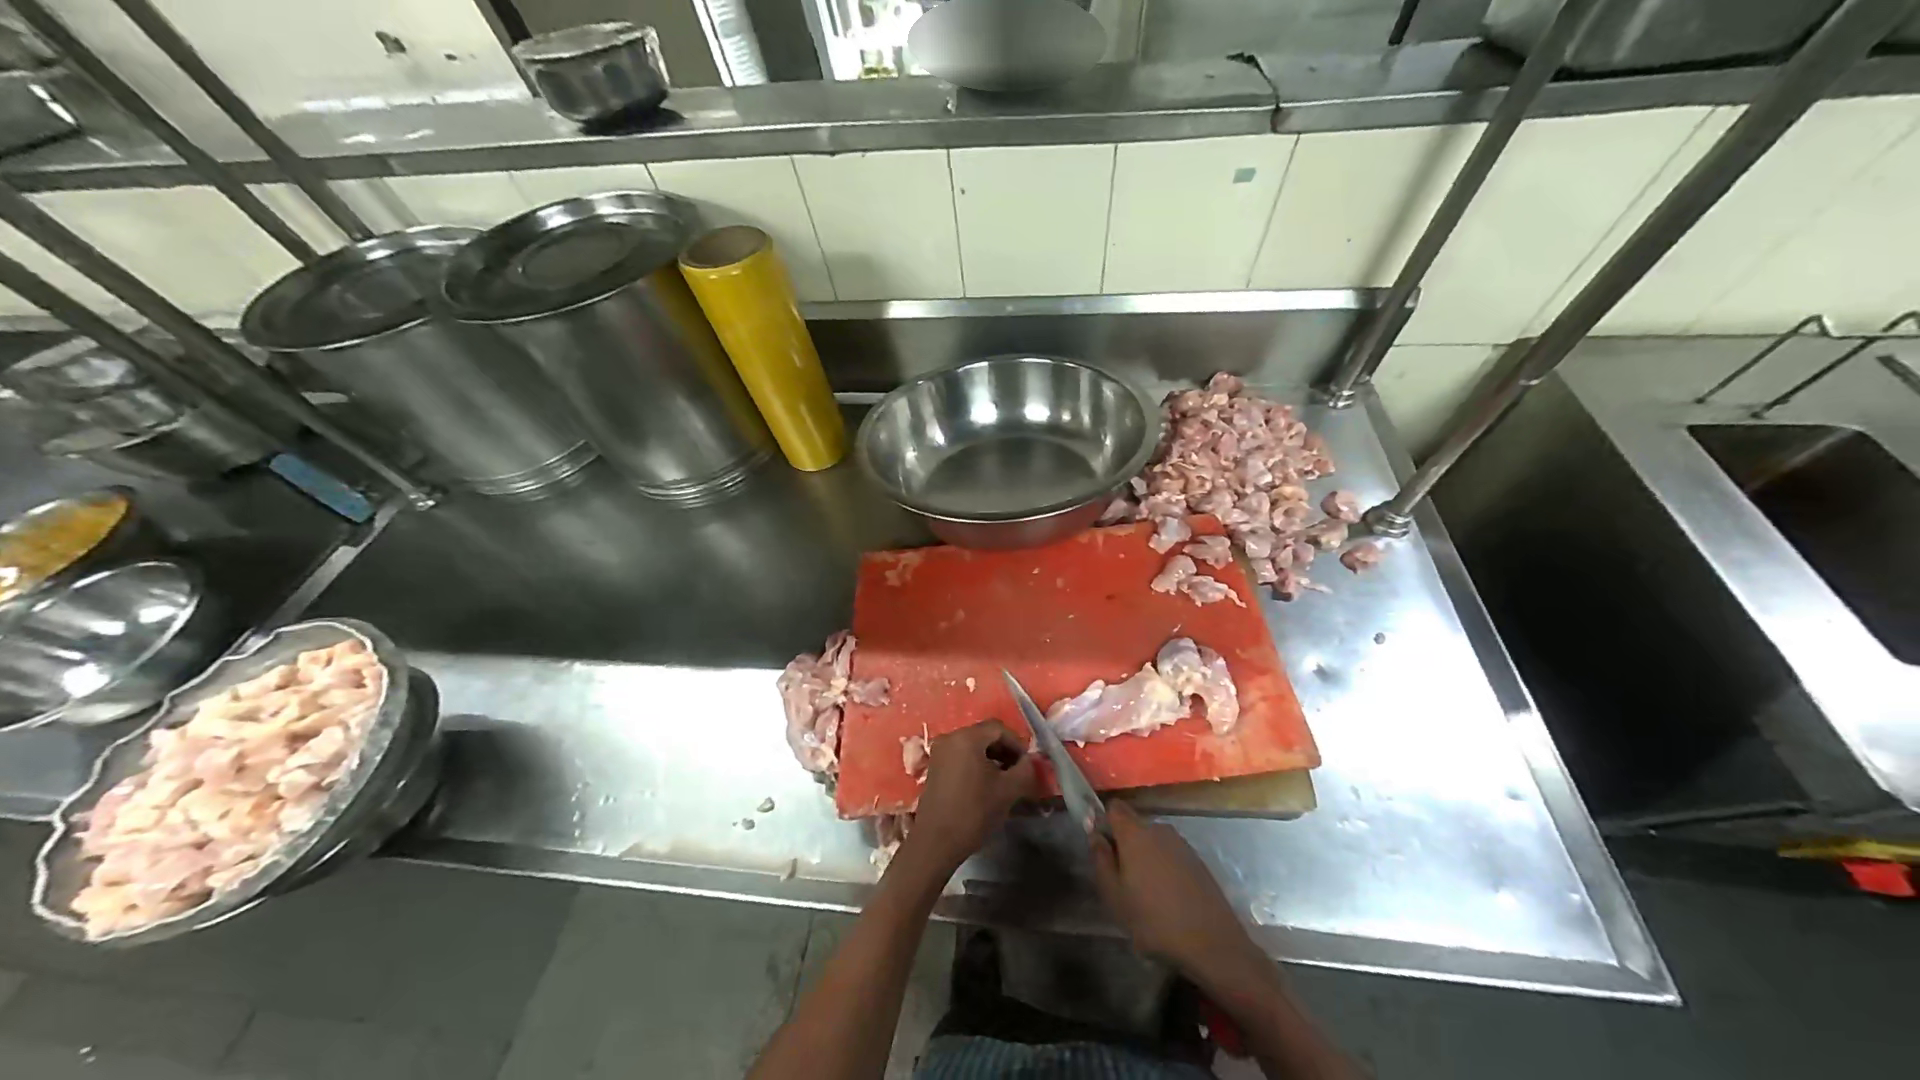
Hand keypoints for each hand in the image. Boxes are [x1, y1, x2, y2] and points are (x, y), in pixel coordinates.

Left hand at [904, 720, 1037, 871]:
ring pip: (972, 746)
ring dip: (992, 758)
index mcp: (967, 738)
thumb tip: (1030, 760)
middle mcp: (950, 738)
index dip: (1017, 744)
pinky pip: (961, 756)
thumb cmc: (974, 811)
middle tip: (1018, 772)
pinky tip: (985, 785)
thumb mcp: (1008, 790)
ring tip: (1004, 780)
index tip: (1027, 764)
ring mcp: (939, 752)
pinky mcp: (934, 767)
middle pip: (984, 735)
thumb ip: (1025, 769)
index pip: (998, 728)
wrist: (937, 841)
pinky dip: (976, 764)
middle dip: (1005, 751)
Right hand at [1090, 801, 1266, 989]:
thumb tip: (1095, 833)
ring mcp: (1182, 844)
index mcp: (1135, 833)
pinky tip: (1167, 897)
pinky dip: (1164, 867)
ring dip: (1145, 856)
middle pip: (1134, 825)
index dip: (1104, 820)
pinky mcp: (1198, 861)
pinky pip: (1171, 854)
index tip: (1101, 845)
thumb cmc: (1153, 920)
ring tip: (1144, 892)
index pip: (1114, 807)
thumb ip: (1100, 859)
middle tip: (1120, 877)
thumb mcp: (1114, 896)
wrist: (1212, 943)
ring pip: (1153, 841)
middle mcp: (1159, 830)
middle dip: (1124, 843)